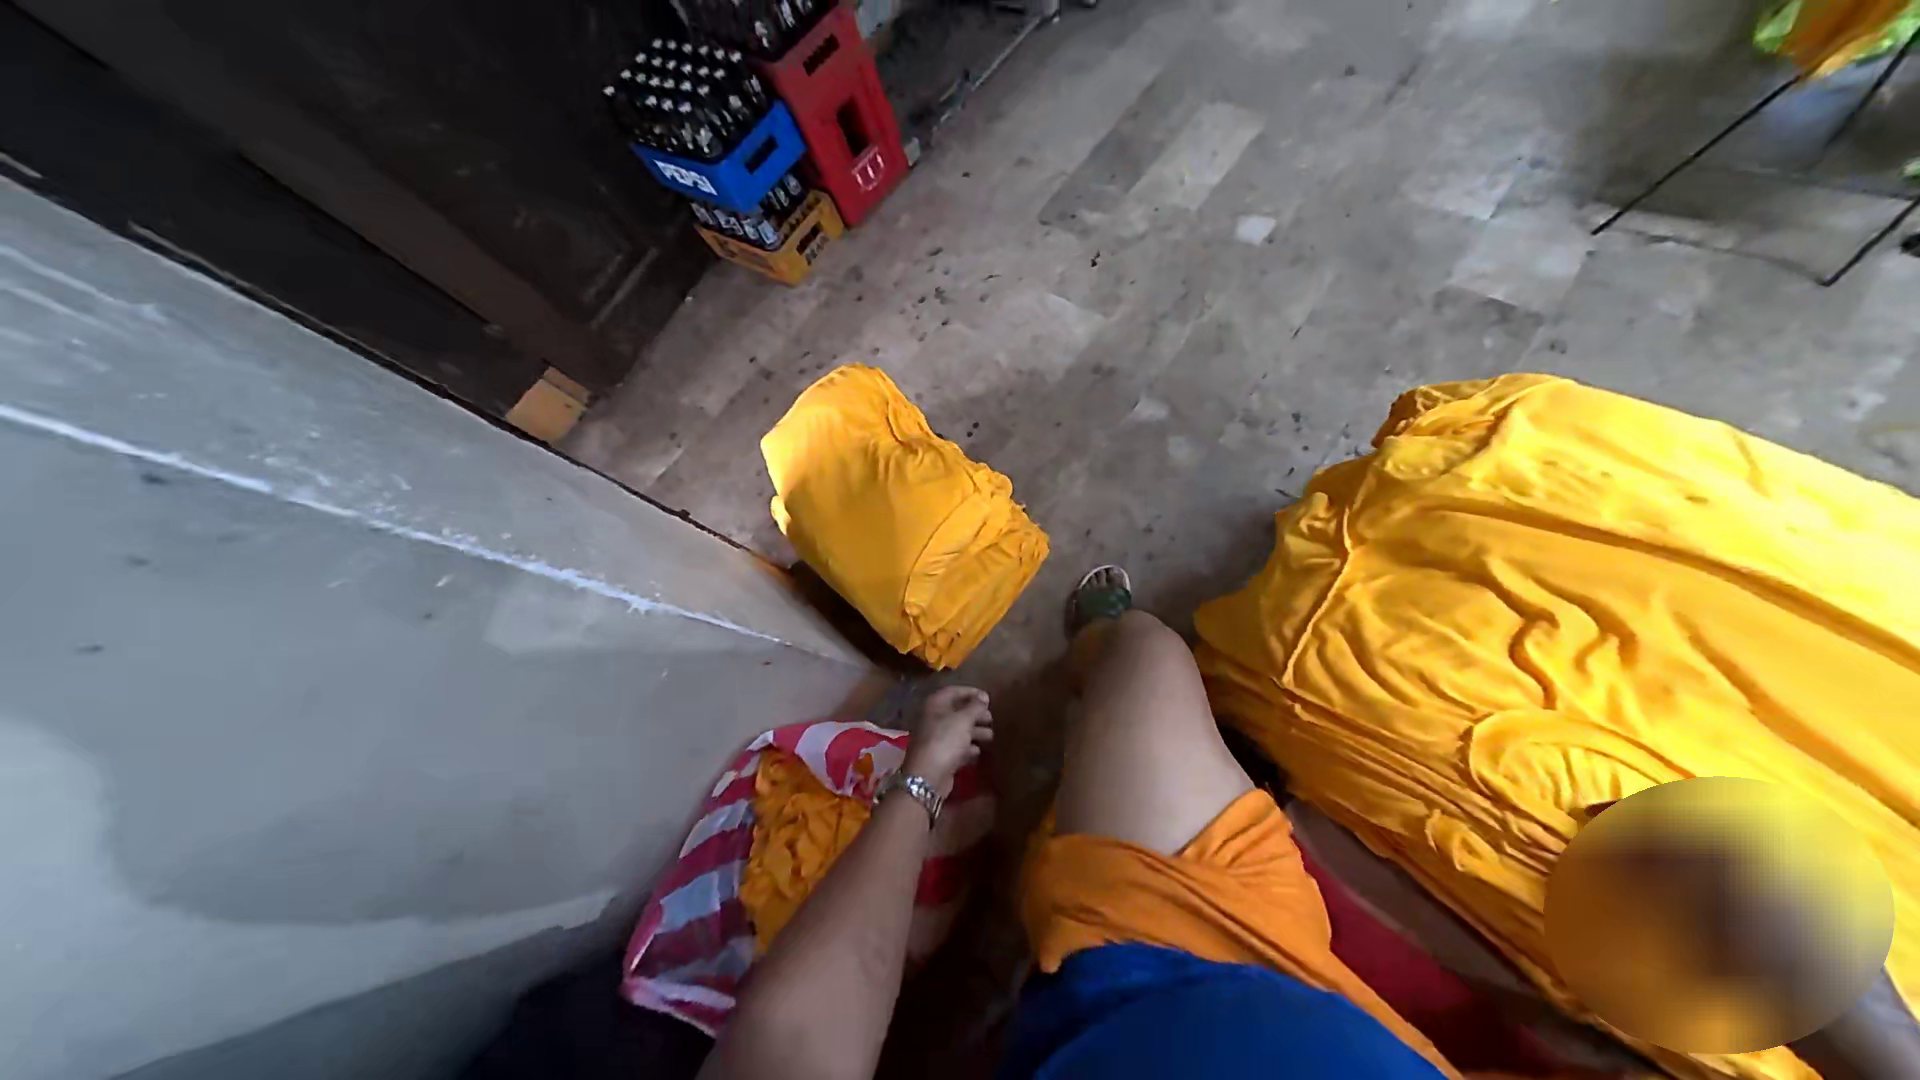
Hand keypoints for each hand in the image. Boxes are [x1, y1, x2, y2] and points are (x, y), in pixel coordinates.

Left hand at [901, 686, 991, 798]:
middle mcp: (934, 719)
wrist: (928, 775)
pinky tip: (979, 751)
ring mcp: (936, 738)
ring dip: (975, 732)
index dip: (971, 693)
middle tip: (992, 719)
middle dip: (976, 714)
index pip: (954, 691)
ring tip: (992, 736)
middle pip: (957, 712)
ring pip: (959, 731)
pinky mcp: (941, 756)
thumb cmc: (945, 740)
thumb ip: (975, 706)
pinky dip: (968, 748)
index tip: (988, 698)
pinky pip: (957, 748)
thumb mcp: (964, 719)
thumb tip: (983, 697)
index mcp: (935, 705)